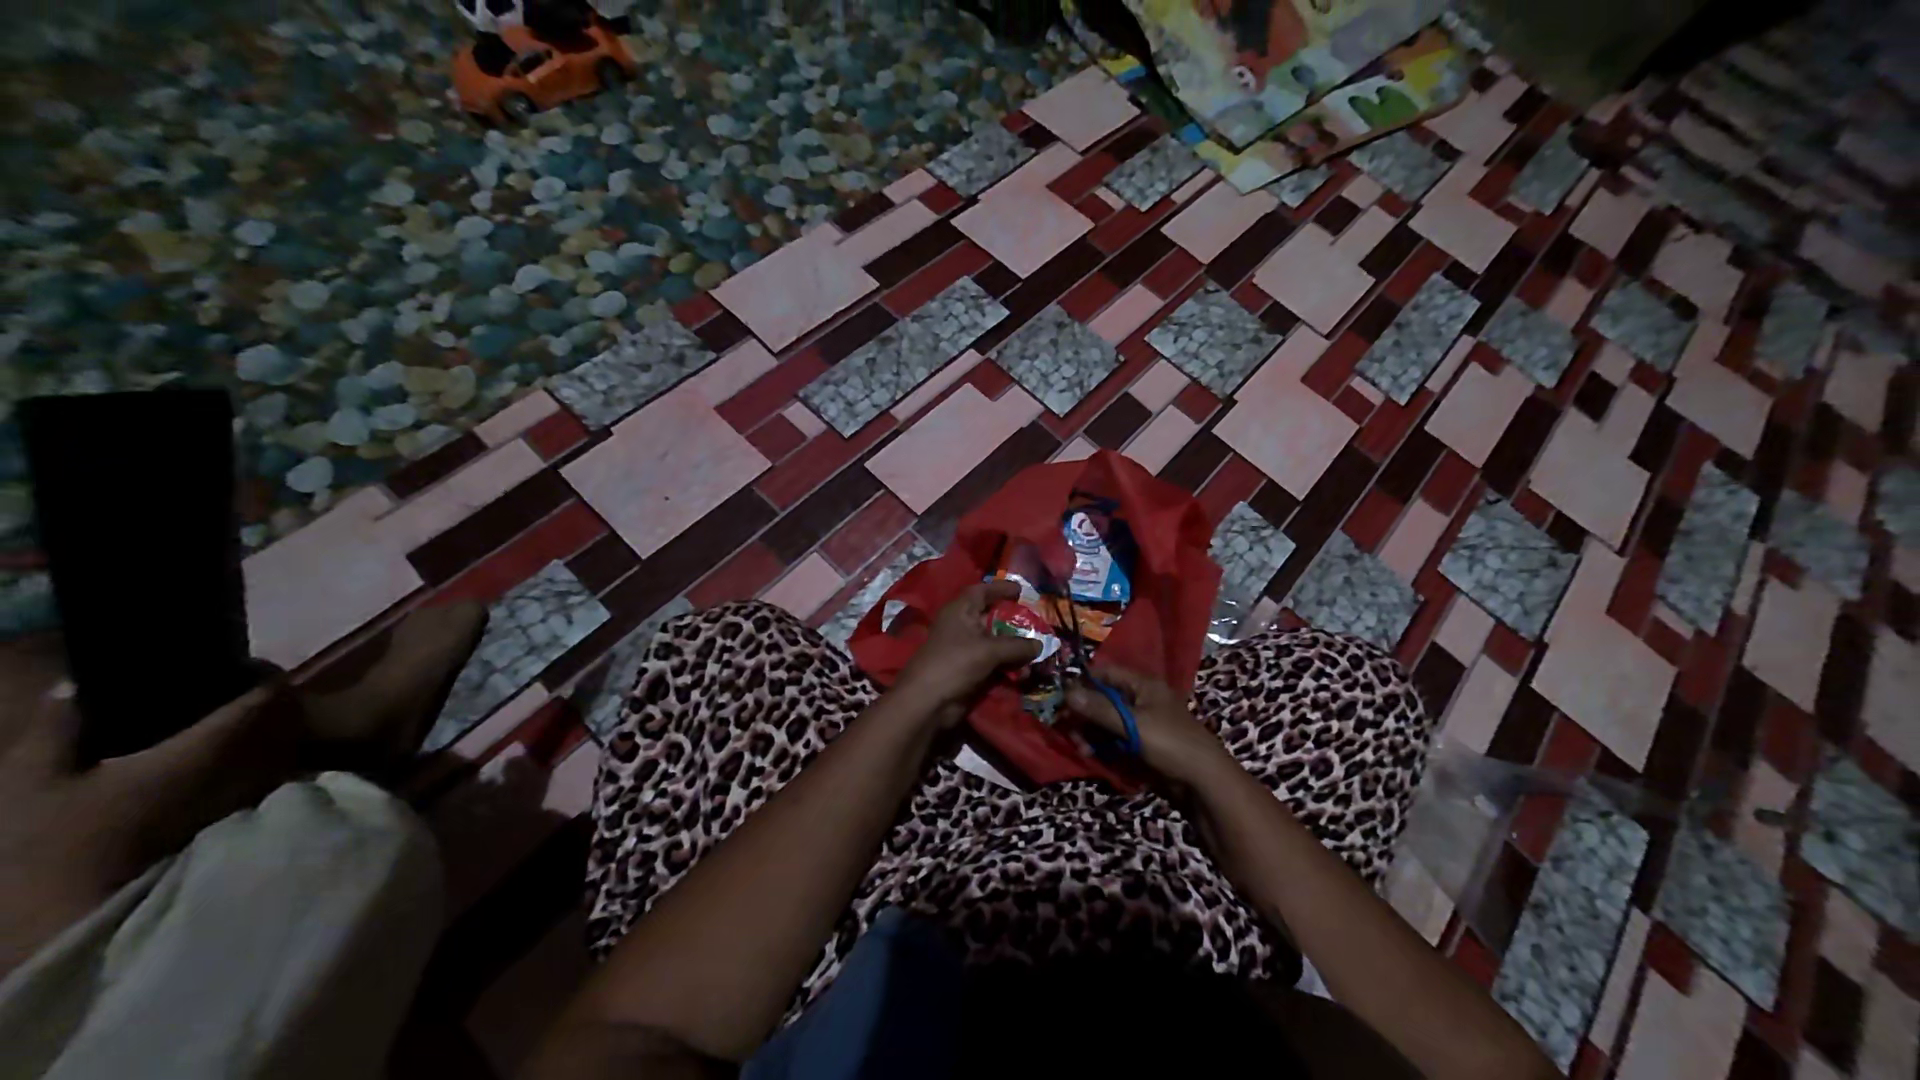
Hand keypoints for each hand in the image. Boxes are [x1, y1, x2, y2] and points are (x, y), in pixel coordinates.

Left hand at [890, 581, 1042, 726]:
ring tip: (1037, 648)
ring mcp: (964, 648)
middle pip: (990, 616)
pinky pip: (992, 661)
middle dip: (1013, 620)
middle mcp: (961, 625)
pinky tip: (1025, 670)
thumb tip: (1040, 645)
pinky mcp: (968, 669)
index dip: (1000, 588)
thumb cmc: (956, 663)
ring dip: (1013, 646)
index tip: (1022, 590)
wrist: (929, 700)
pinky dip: (1007, 663)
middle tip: (1037, 621)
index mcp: (960, 610)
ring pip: (994, 641)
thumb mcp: (990, 650)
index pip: (981, 591)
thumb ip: (1017, 646)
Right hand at [1065, 665, 1235, 785]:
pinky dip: (1100, 744)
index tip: (1061, 694)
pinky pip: (1113, 738)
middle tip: (1067, 727)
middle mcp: (1140, 700)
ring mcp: (1139, 723)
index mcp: (1143, 685)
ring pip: (1104, 720)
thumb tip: (1067, 692)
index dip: (1083, 681)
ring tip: (1081, 747)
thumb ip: (1099, 708)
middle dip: (1083, 712)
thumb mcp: (1133, 724)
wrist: (1203, 781)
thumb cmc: (1171, 743)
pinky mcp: (1139, 744)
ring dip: (1089, 731)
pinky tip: (1091, 754)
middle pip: (1102, 698)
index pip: (1106, 673)